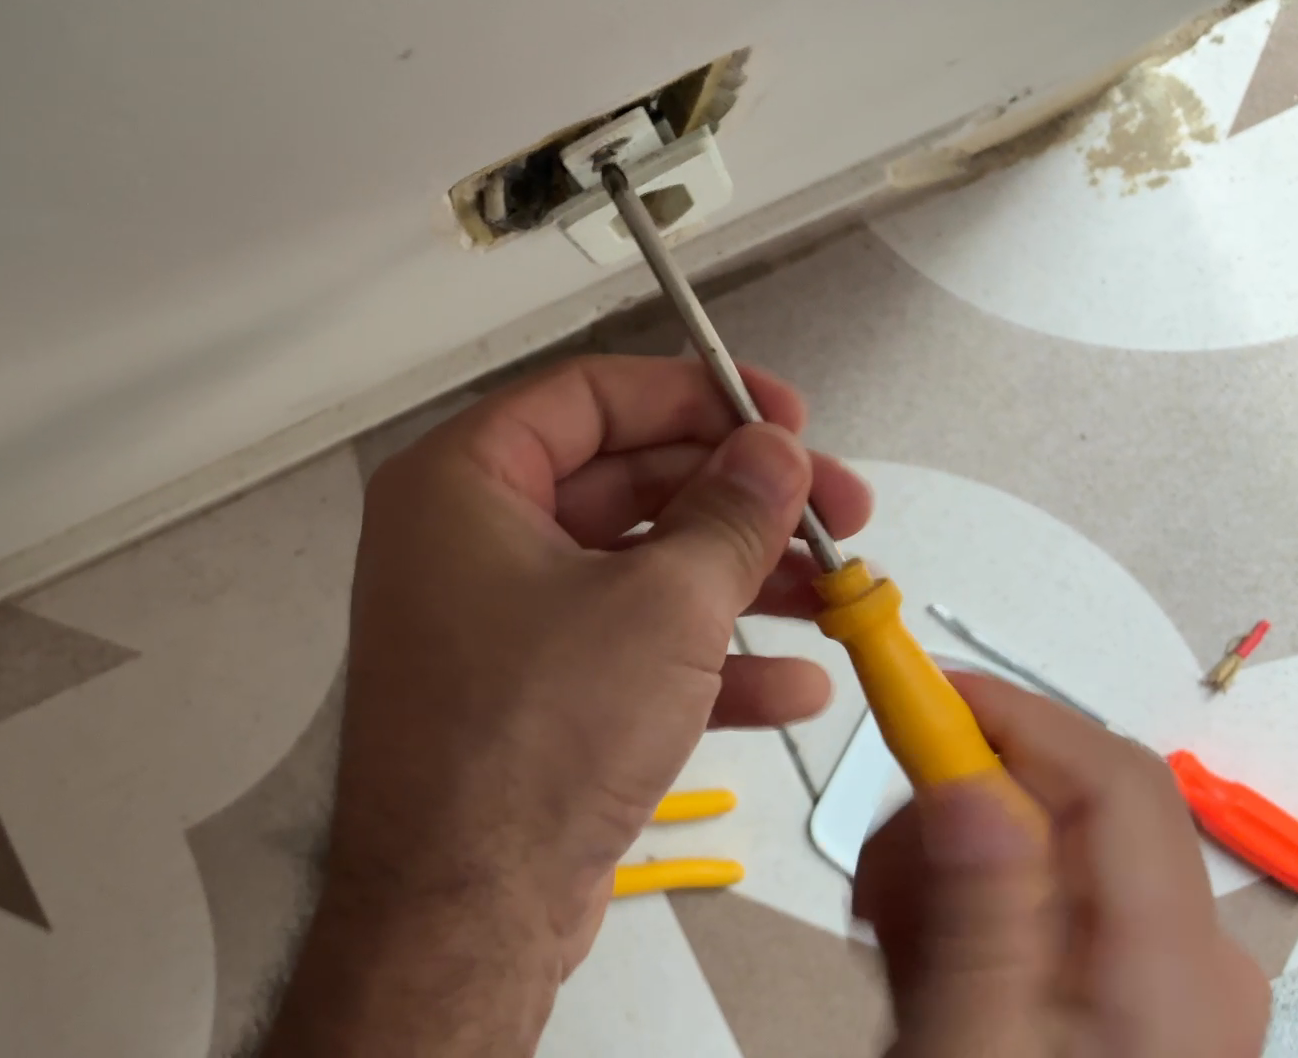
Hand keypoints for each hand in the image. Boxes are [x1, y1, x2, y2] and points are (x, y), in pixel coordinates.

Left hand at [264, 354, 870, 1055]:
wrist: (464, 901)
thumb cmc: (531, 734)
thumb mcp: (658, 605)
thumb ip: (725, 514)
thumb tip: (769, 453)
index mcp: (459, 484)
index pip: (584, 397)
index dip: (691, 394)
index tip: (781, 415)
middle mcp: (462, 538)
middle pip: (615, 480)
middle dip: (730, 496)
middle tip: (835, 508)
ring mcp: (490, 612)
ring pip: (627, 565)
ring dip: (734, 578)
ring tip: (838, 589)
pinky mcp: (522, 682)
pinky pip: (616, 641)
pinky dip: (698, 656)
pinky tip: (790, 682)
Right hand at [854, 674, 1271, 1057]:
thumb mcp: (967, 1041)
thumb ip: (980, 922)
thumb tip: (970, 788)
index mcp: (1170, 962)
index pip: (1112, 778)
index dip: (1006, 713)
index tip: (898, 699)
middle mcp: (1177, 941)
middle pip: (1047, 798)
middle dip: (939, 812)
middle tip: (875, 887)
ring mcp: (1141, 949)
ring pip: (1011, 826)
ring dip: (925, 858)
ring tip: (893, 940)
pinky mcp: (1099, 951)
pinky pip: (1006, 865)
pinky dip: (940, 884)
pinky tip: (919, 949)